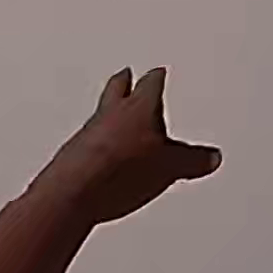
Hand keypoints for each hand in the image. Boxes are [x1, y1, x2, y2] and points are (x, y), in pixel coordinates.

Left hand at [31, 68, 221, 226]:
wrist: (66, 201)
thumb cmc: (119, 170)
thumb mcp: (172, 165)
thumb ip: (193, 160)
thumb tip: (211, 158)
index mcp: (140, 106)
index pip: (151, 82)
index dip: (156, 76)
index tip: (158, 71)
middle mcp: (109, 116)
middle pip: (116, 90)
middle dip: (122, 82)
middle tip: (124, 75)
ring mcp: (81, 140)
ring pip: (95, 119)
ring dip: (104, 118)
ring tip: (110, 123)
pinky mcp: (61, 166)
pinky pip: (78, 150)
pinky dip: (88, 151)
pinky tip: (93, 163)